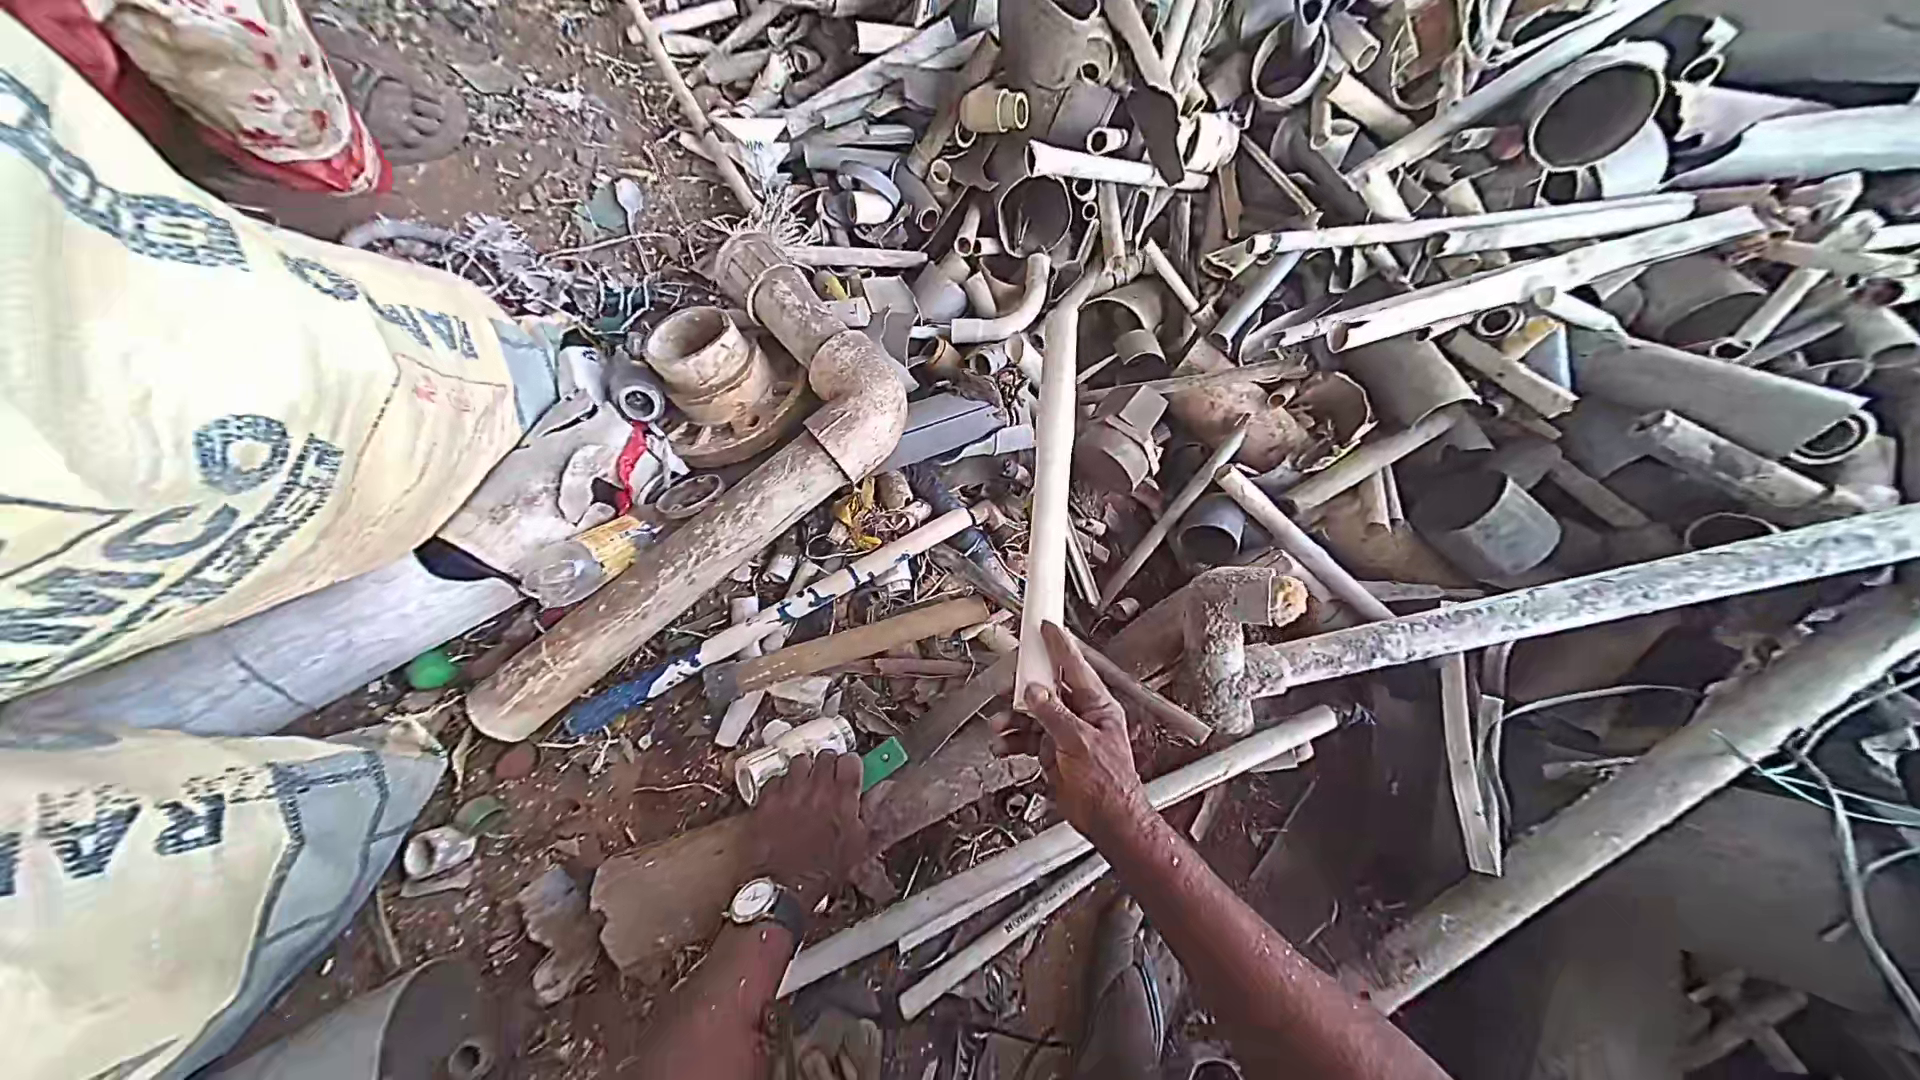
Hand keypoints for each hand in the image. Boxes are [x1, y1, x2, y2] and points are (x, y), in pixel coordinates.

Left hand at [750, 751, 868, 906]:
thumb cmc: (821, 872)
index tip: (848, 772)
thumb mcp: (856, 846)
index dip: (849, 765)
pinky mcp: (767, 800)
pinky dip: (780, 786)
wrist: (784, 889)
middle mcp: (817, 788)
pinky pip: (775, 780)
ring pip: (799, 761)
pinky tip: (783, 798)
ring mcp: (790, 791)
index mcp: (842, 797)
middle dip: (827, 764)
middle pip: (825, 755)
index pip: (850, 760)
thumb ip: (864, 816)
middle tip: (826, 778)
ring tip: (804, 784)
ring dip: (803, 770)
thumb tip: (869, 801)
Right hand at [1021, 621, 1152, 841]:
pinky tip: (1003, 745)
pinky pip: (1026, 738)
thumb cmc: (1110, 786)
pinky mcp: (1051, 751)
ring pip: (1032, 714)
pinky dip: (1012, 740)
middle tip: (1007, 685)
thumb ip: (1054, 715)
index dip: (1059, 646)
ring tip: (1000, 724)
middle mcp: (1080, 716)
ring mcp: (1064, 733)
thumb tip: (1034, 693)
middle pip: (1047, 689)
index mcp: (1098, 707)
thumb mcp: (1080, 743)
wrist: (1107, 823)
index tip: (1046, 627)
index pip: (1076, 667)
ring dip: (1013, 718)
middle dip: (1024, 688)